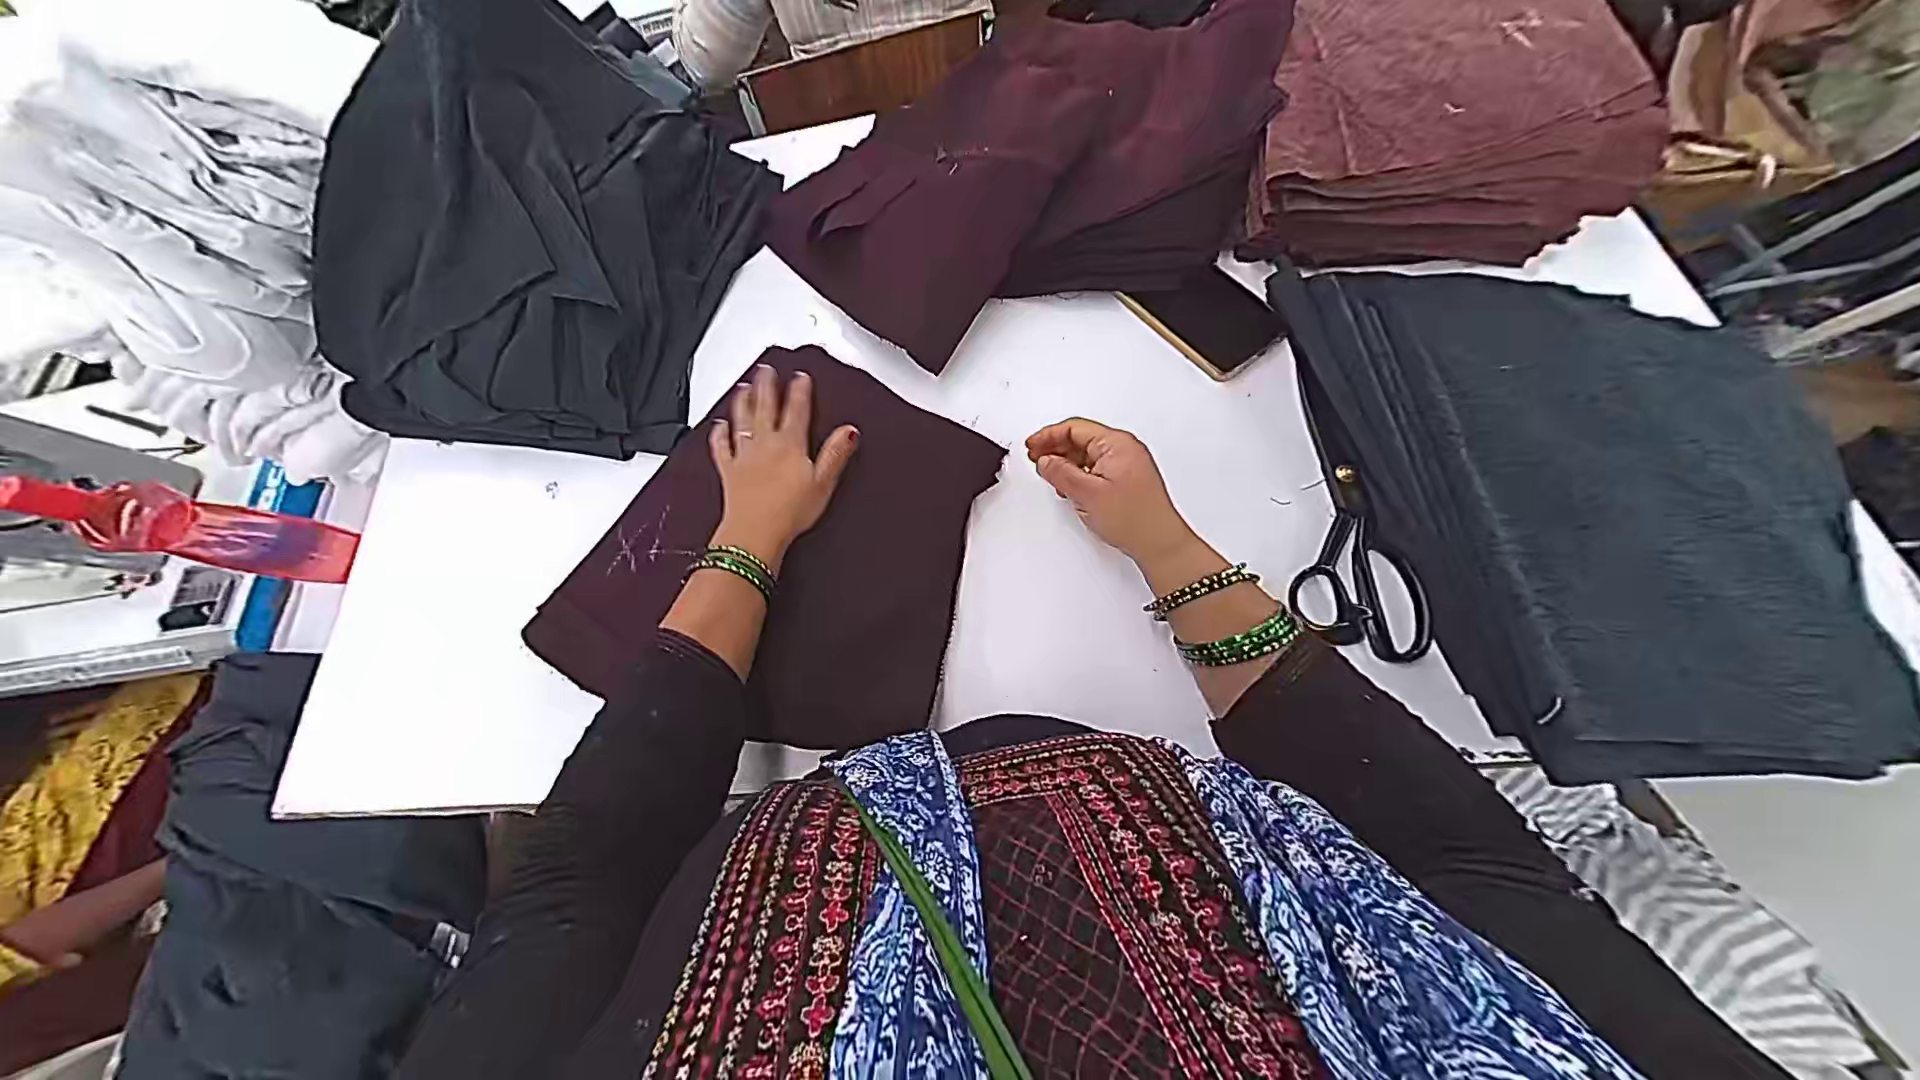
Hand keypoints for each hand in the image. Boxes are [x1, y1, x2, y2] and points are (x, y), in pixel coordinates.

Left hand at [709, 365, 858, 568]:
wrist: (755, 532)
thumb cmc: (789, 512)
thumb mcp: (823, 483)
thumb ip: (835, 453)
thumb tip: (849, 431)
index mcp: (790, 445)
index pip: (797, 410)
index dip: (800, 391)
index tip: (800, 377)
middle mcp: (764, 445)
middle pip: (765, 407)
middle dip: (767, 386)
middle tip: (766, 369)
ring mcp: (744, 456)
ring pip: (742, 420)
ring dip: (742, 401)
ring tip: (743, 386)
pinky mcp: (729, 472)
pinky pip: (722, 447)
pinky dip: (719, 434)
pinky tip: (719, 425)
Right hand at [1025, 418, 1199, 564]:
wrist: (1159, 543)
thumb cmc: (1135, 519)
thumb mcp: (1087, 493)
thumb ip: (1061, 473)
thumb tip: (1046, 461)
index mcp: (1116, 443)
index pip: (1075, 429)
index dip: (1048, 436)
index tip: (1032, 446)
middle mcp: (1124, 449)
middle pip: (1081, 439)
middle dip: (1055, 448)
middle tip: (1036, 458)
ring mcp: (1126, 464)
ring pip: (1087, 455)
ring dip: (1066, 462)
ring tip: (1050, 475)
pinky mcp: (1126, 479)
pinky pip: (1096, 468)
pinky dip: (1078, 474)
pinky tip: (1068, 486)